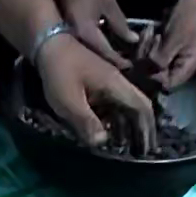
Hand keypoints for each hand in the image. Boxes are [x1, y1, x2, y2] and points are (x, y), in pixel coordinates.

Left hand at [37, 33, 154, 152]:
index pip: (141, 107)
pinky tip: (111, 133)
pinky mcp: (98, 86)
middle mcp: (117, 84)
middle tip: (142, 152)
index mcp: (115, 85)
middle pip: (137, 107)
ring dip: (129, 127)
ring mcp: (107, 84)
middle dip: (142, 130)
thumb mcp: (69, 101)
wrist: (48, 44)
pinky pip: (113, 106)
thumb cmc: (59, 72)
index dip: (146, 129)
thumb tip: (102, 141)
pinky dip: (116, 121)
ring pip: (125, 107)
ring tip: (129, 147)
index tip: (147, 149)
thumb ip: (86, 121)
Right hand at [46, 0, 137, 68]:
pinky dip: (94, 50)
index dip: (119, 61)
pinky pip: (82, 50)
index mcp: (86, 34)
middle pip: (96, 60)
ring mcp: (68, 42)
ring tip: (116, 57)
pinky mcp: (65, 40)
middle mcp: (75, 43)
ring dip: (102, 58)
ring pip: (89, 57)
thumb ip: (120, 22)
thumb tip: (133, 40)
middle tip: (125, 63)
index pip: (106, 55)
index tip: (131, 65)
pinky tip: (102, 47)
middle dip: (111, 63)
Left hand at [151, 0, 195, 88]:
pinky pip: (154, 58)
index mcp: (191, 67)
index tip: (149, 59)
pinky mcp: (170, 54)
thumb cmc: (187, 16)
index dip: (154, 78)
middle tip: (150, 38)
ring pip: (153, 68)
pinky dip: (147, 47)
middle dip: (147, 60)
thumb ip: (159, 63)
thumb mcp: (172, 40)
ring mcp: (178, 61)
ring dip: (145, 51)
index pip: (168, 86)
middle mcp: (185, 68)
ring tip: (149, 32)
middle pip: (158, 78)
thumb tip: (147, 78)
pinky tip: (149, 32)